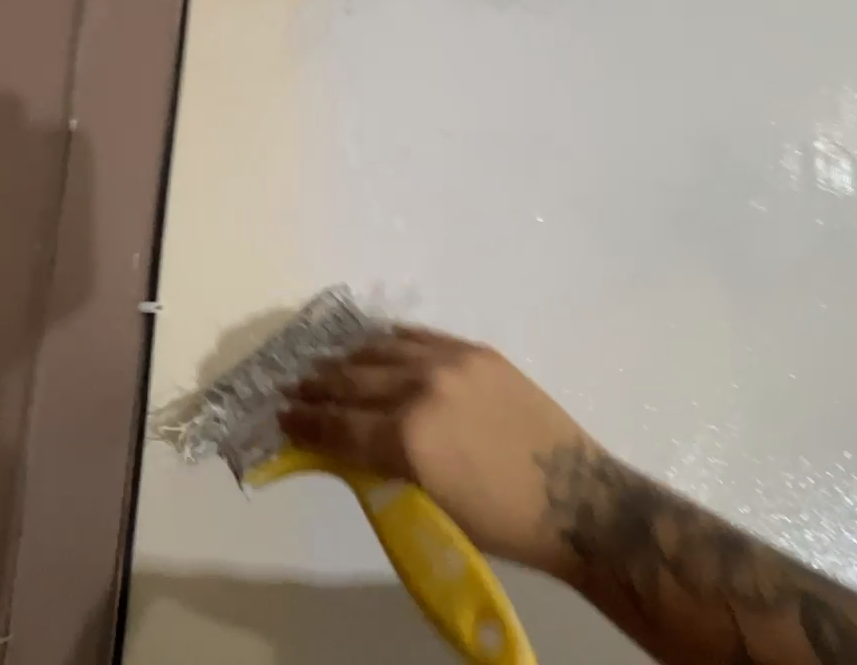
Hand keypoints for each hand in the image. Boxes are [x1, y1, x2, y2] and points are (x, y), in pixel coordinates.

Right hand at [279, 325, 593, 579]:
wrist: (576, 496)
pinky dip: (390, 341)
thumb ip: (382, 466)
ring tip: (326, 363)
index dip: (305, 423)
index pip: (339, 426)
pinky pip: (420, 336)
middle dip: (317, 387)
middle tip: (293, 388)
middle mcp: (422, 389)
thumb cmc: (500, 520)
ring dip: (347, 358)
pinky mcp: (476, 351)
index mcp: (407, 438)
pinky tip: (374, 343)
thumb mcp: (429, 503)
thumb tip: (343, 444)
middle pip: (352, 381)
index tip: (280, 415)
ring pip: (381, 350)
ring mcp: (451, 363)